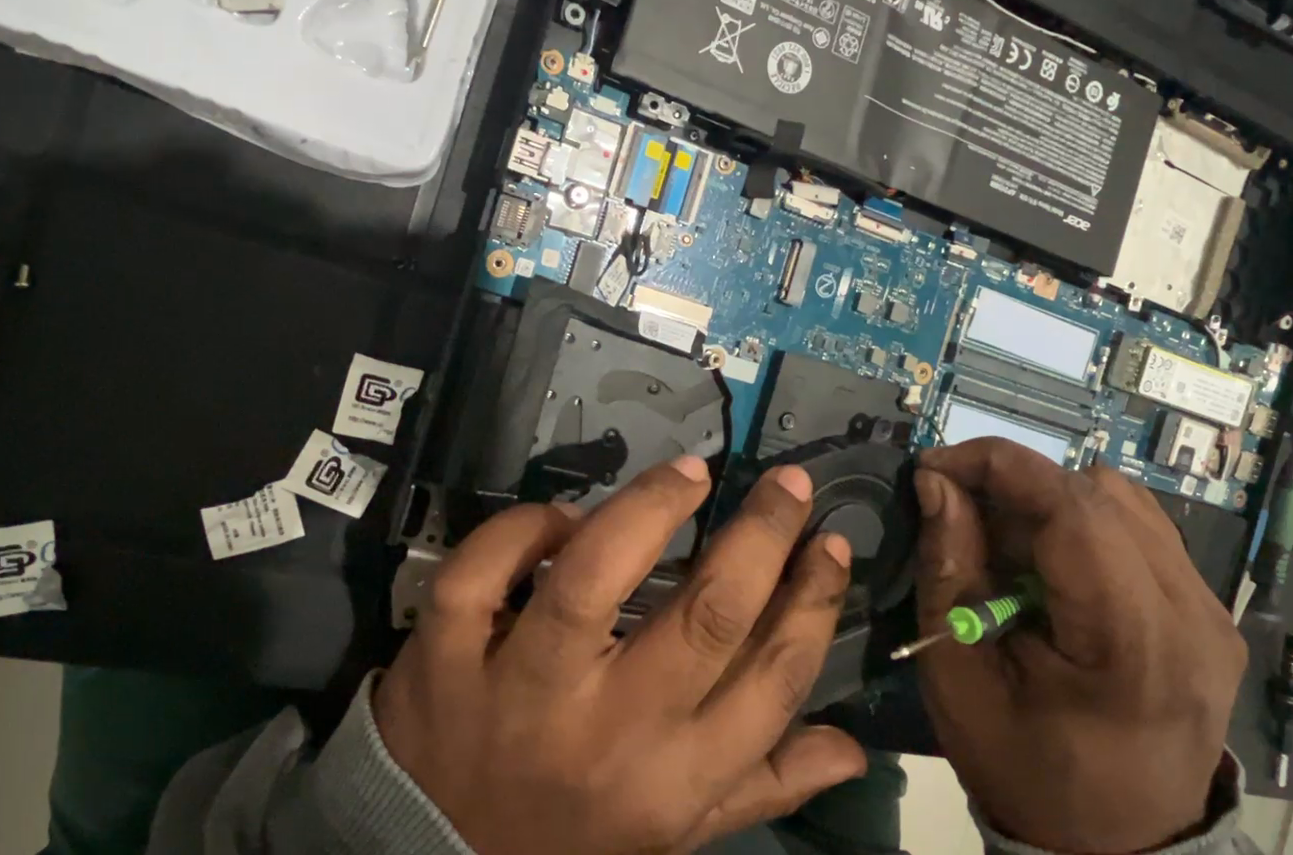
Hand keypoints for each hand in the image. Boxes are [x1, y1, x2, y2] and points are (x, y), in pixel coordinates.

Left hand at [374, 457, 867, 854]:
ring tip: (689, 473)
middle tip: (787, 483)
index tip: (830, 542)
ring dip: (646, 511)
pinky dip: (523, 530)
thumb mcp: (675, 829)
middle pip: (704, 617)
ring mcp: (517, 690)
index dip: (813, 601)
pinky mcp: (443, 659)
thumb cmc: (573, 834)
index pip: (770, 678)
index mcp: (674, 775)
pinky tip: (560, 518)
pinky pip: (481, 574)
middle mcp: (607, 731)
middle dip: (760, 538)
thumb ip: (760, 786)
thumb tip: (849, 746)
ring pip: (588, 580)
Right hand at [914, 439, 1245, 854]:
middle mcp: (1193, 614)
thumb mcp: (958, 674)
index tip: (931, 466)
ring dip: (1046, 500)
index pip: (1074, 509)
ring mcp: (1212, 610)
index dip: (997, 465)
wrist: (1118, 844)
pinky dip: (1079, 521)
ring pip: (1122, 500)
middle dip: (1013, 482)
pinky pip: (1139, 528)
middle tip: (956, 509)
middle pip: (1098, 493)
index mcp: (1133, 643)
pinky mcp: (1209, 610)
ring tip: (1001, 540)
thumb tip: (937, 481)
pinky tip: (1045, 561)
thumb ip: (950, 568)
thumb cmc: (1024, 767)